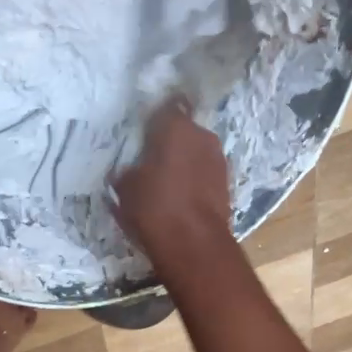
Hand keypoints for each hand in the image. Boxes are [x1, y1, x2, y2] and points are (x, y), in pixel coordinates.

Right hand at [113, 98, 232, 264]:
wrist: (194, 244)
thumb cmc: (154, 208)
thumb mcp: (125, 189)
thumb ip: (126, 172)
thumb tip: (128, 171)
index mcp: (176, 127)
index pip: (166, 107)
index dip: (153, 118)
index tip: (143, 133)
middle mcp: (202, 135)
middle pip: (183, 131)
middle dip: (169, 142)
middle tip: (151, 161)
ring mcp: (219, 159)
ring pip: (196, 153)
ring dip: (183, 162)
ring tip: (166, 183)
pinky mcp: (226, 183)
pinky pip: (204, 174)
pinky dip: (194, 181)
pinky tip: (180, 198)